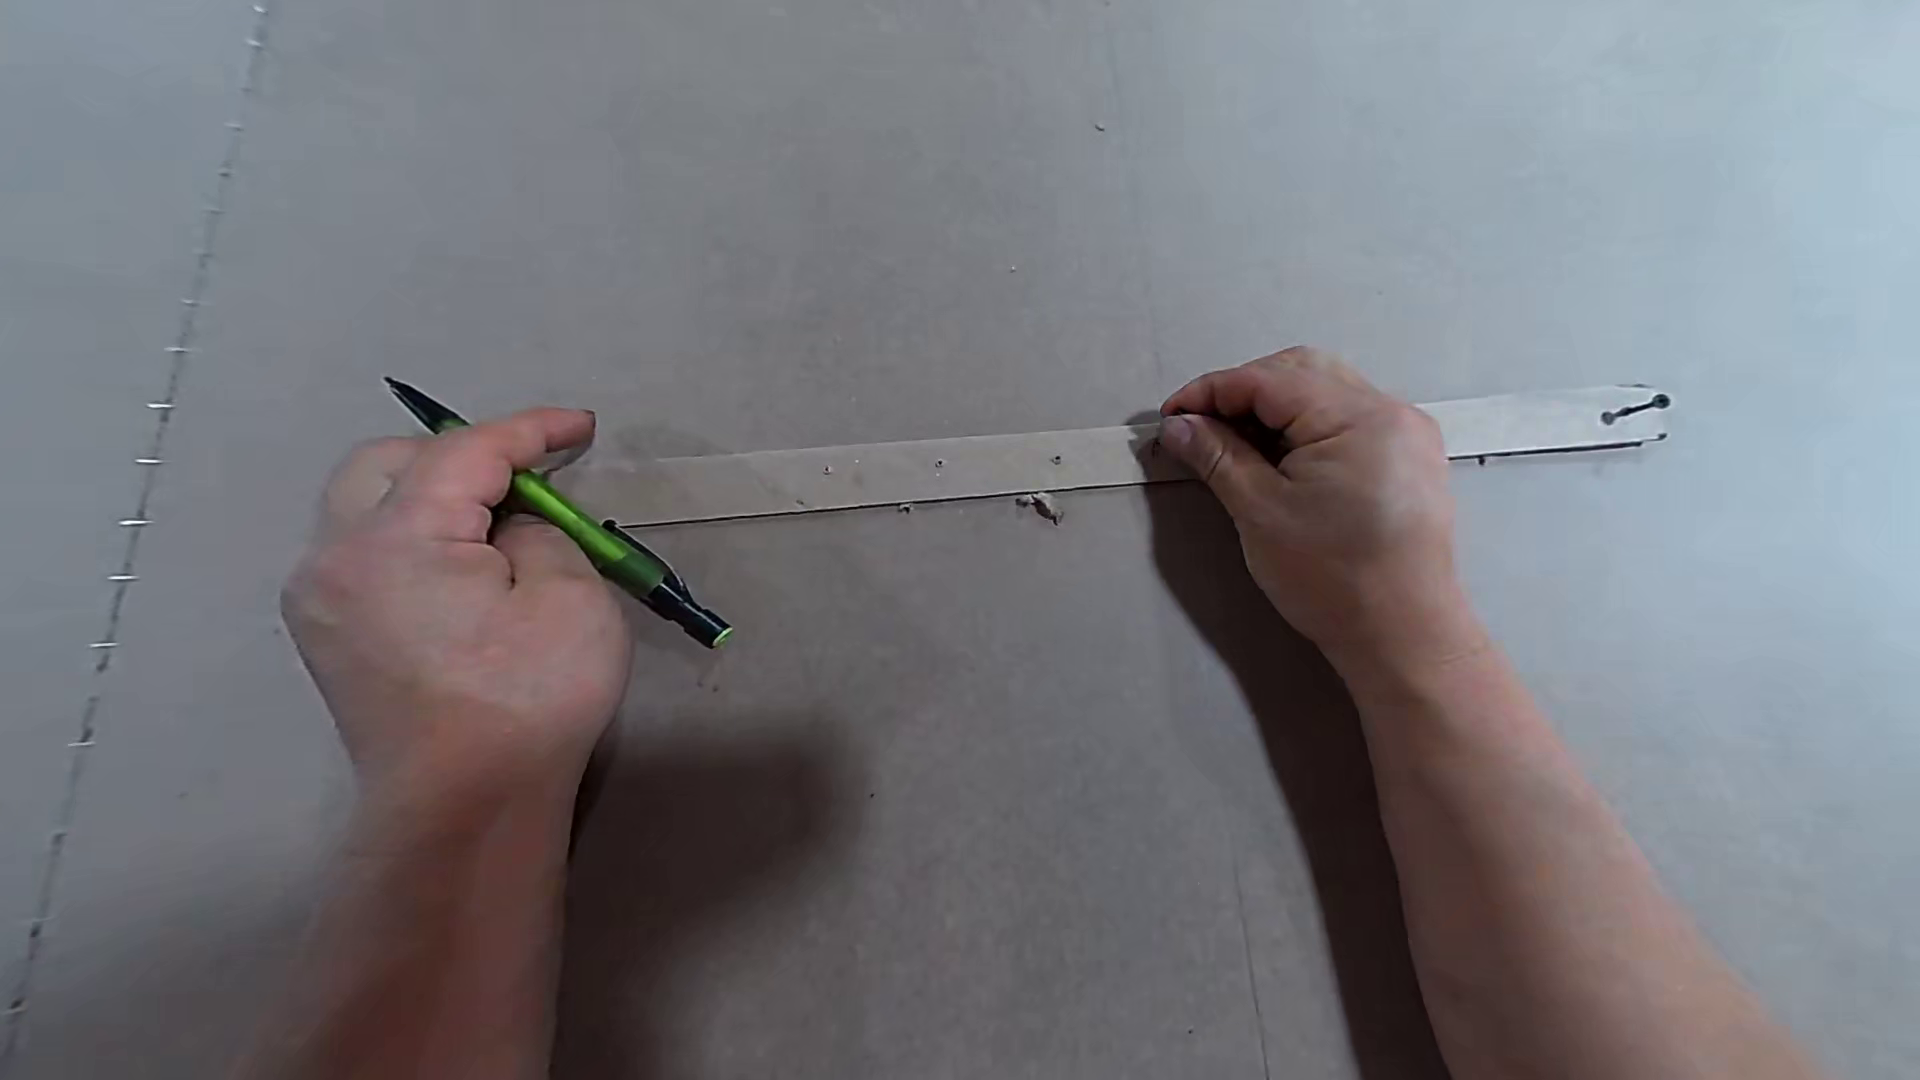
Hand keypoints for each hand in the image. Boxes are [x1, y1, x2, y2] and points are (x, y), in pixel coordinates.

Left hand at [282, 408, 632, 808]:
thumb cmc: (535, 694)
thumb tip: (513, 528)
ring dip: (442, 495)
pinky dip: (424, 534)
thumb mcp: (571, 597)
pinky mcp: (334, 634)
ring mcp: (323, 600)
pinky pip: (372, 550)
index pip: (464, 453)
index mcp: (396, 542)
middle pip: (389, 464)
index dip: (530, 430)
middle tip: (533, 477)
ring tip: (508, 525)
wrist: (470, 801)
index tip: (582, 425)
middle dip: (466, 454)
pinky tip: (472, 567)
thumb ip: (541, 537)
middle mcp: (336, 559)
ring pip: (371, 506)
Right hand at [1158, 347, 1486, 673]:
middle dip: (1239, 390)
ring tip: (1229, 441)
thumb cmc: (1329, 577)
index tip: (1169, 415)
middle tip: (1198, 426)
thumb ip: (1216, 456)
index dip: (1210, 390)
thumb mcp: (1259, 512)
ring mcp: (1402, 432)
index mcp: (1358, 418)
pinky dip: (1297, 424)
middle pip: (1299, 371)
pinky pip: (1341, 417)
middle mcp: (1389, 411)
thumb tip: (1176, 424)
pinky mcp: (1402, 456)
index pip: (1269, 379)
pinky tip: (1272, 453)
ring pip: (1322, 390)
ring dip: (1268, 404)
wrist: (1401, 634)